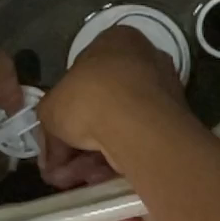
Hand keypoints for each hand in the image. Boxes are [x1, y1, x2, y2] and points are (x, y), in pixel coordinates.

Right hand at [38, 26, 191, 188]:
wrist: (136, 123)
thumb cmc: (88, 98)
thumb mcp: (49, 109)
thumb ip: (46, 128)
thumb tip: (50, 158)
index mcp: (114, 40)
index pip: (82, 75)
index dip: (63, 111)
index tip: (54, 138)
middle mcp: (143, 60)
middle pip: (101, 106)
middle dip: (77, 143)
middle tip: (60, 168)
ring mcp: (161, 91)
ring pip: (117, 127)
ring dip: (91, 157)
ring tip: (73, 180)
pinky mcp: (173, 121)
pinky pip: (136, 139)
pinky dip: (115, 158)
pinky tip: (97, 178)